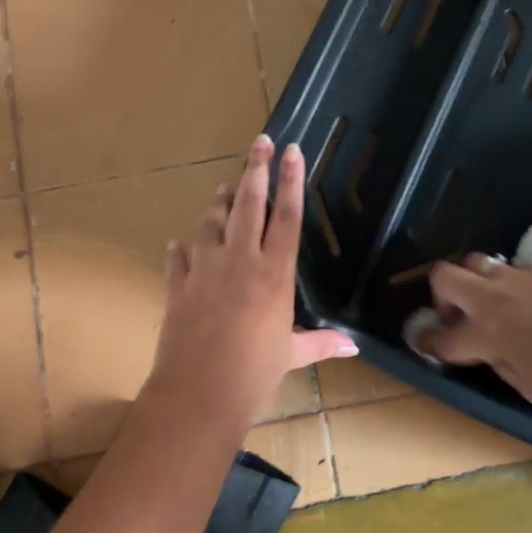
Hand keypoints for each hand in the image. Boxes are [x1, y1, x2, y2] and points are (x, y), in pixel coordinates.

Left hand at [148, 134, 357, 419]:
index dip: (291, 181)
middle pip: (250, 205)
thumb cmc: (254, 371)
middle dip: (256, 170)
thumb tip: (353, 347)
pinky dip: (181, 249)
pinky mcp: (178, 285)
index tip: (292, 151)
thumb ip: (321, 343)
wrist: (199, 390)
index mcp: (274, 272)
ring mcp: (205, 268)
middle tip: (259, 142)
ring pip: (212, 223)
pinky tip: (178, 244)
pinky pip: (178, 259)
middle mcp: (240, 260)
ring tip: (225, 188)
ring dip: (220, 203)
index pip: (288, 216)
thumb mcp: (292, 354)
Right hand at [410, 254, 531, 408]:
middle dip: (439, 295)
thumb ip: (499, 364)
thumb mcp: (529, 388)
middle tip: (456, 317)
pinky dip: (503, 284)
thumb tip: (490, 350)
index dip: (428, 344)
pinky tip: (521, 307)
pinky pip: (508, 270)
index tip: (425, 345)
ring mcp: (517, 279)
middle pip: (443, 275)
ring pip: (474, 262)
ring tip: (488, 306)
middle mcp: (493, 298)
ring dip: (470, 281)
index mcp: (486, 333)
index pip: (441, 338)